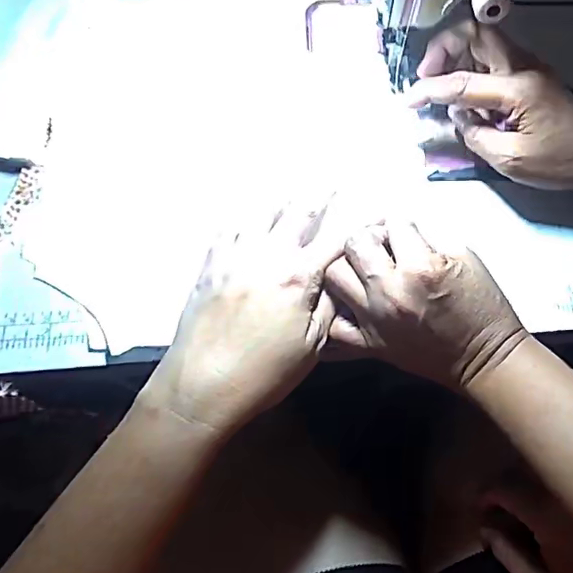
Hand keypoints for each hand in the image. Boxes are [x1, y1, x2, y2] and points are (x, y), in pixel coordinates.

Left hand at [140, 202, 346, 435]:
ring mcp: (235, 258)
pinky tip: (247, 221)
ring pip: (261, 216)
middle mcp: (267, 256)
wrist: (203, 384)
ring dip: (280, 206)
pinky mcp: (210, 267)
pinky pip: (228, 231)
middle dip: (317, 200)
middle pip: (296, 215)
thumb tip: (333, 281)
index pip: (333, 240)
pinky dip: (243, 221)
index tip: (369, 212)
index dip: (354, 224)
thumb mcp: (310, 346)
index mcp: (298, 277)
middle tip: (328, 188)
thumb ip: (325, 307)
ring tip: (290, 199)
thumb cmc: (264, 373)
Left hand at [324, 220, 526, 391]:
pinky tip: (350, 304)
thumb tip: (399, 231)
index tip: (405, 234)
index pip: (393, 225)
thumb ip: (427, 240)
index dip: (400, 225)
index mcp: (420, 268)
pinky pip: (332, 325)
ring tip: (362, 271)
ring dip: (346, 267)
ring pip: (333, 277)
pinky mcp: (368, 344)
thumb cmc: (481, 308)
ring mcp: (374, 319)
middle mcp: (391, 292)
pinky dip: (336, 312)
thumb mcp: (465, 259)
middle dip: (367, 237)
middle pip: (354, 244)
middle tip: (380, 246)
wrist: (484, 358)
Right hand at [406, 22, 572, 192]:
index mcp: (519, 89)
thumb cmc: (560, 162)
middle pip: (475, 33)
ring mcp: (527, 67)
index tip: (408, 101)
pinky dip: (468, 65)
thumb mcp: (510, 160)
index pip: (462, 82)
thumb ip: (476, 135)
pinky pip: (490, 57)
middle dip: (442, 48)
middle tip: (425, 76)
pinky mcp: (527, 74)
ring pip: (482, 40)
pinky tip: (460, 91)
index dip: (430, 90)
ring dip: (454, 54)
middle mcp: (523, 67)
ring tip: (438, 84)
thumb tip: (459, 116)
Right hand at [480, 475, 572, 572]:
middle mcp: (571, 487)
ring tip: (535, 519)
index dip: (487, 497)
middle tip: (507, 518)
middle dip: (510, 491)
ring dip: (536, 487)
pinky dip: (562, 487)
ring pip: (554, 469)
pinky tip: (566, 517)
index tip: (484, 515)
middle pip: (527, 471)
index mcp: (547, 510)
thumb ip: (507, 554)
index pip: (503, 485)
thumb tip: (486, 525)